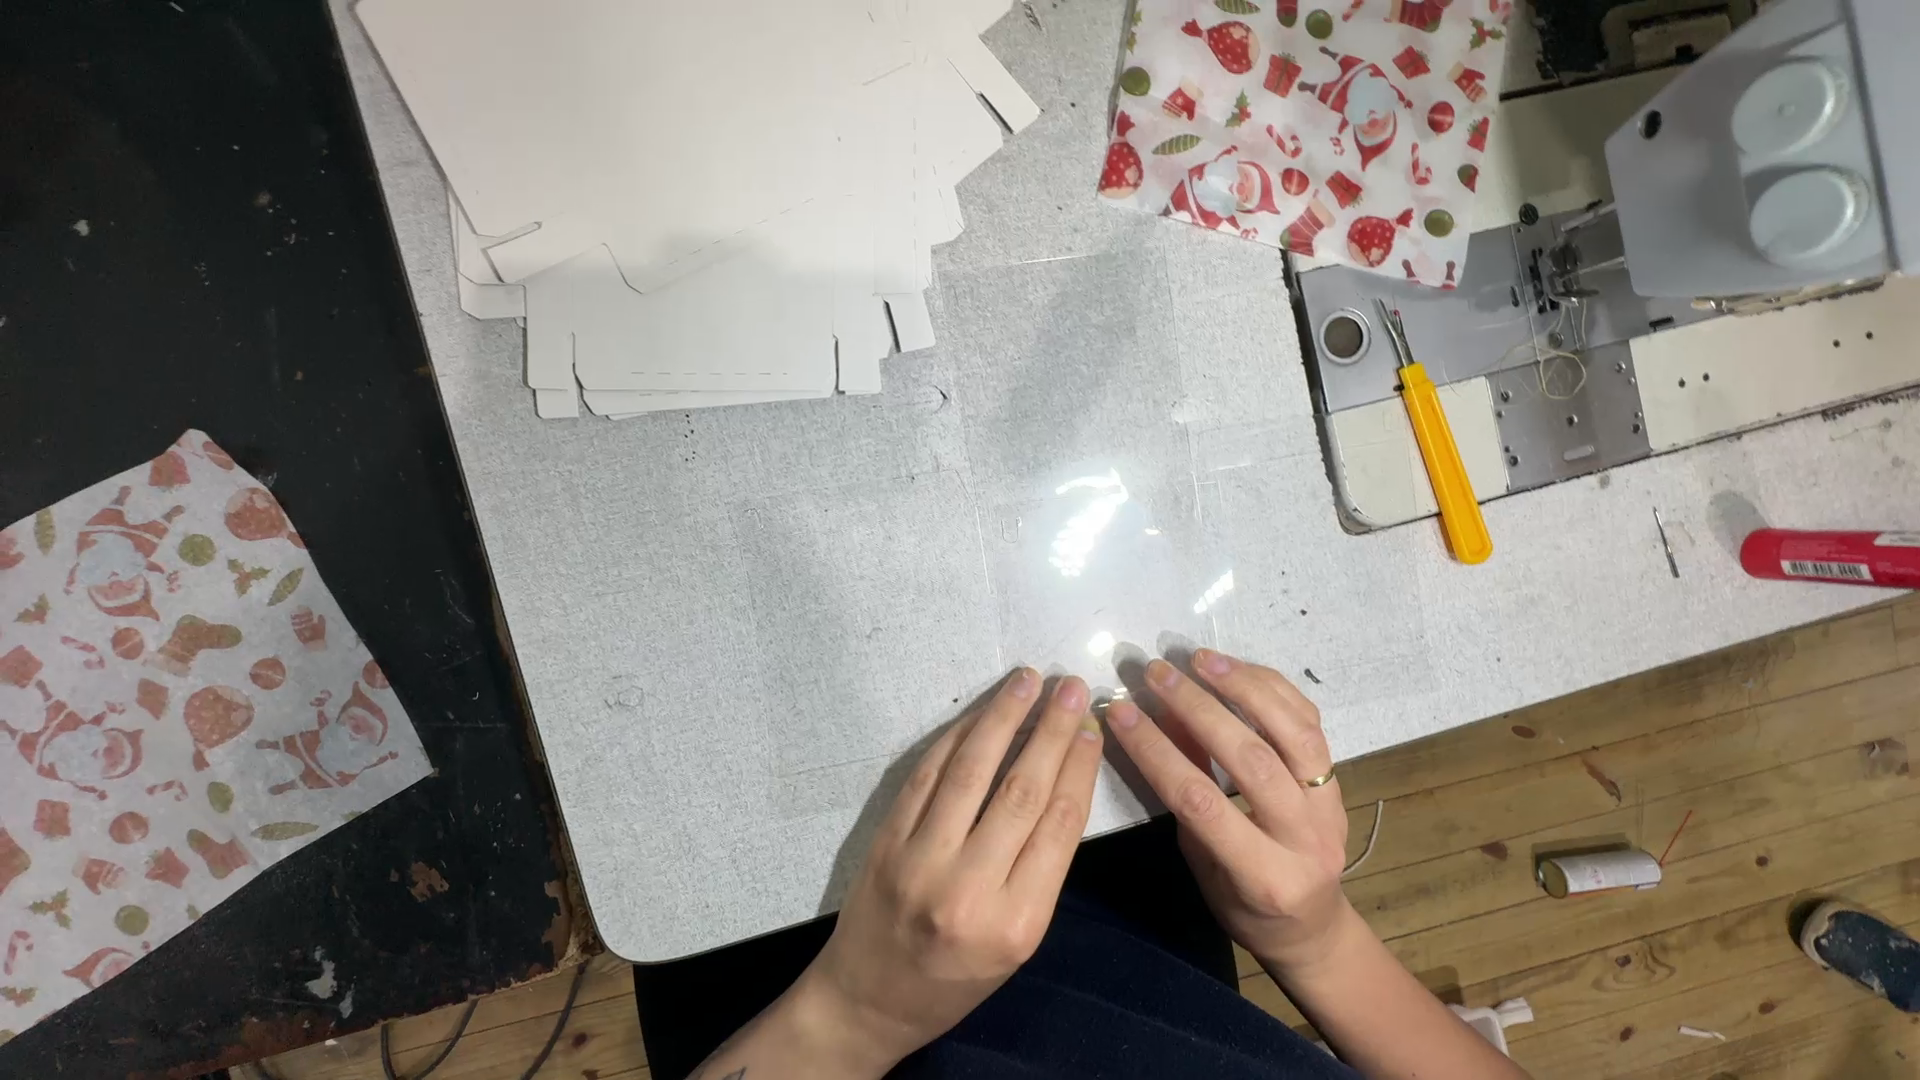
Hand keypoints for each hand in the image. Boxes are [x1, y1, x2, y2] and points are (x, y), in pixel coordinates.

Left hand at [795, 669, 1103, 1072]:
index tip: (1092, 728)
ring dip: (1003, 717)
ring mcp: (921, 859)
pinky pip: (928, 774)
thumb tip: (1062, 779)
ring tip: (1026, 681)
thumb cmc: (957, 979)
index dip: (1078, 767)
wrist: (868, 999)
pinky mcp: (887, 839)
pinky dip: (957, 737)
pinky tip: (980, 714)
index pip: (1058, 824)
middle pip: (1021, 789)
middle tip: (1070, 687)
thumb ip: (1040, 868)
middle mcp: (969, 888)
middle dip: (1051, 730)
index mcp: (1016, 923)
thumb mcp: (1017, 942)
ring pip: (972, 770)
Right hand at [1105, 650, 1351, 977]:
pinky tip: (1237, 667)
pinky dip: (1273, 687)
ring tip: (1201, 658)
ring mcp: (1331, 805)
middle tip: (1157, 673)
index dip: (1156, 751)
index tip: (1120, 712)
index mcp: (1264, 876)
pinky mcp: (1339, 779)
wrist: (1314, 927)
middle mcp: (1306, 837)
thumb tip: (1160, 722)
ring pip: (1292, 733)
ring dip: (1243, 687)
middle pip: (1250, 759)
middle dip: (1197, 708)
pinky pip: (1311, 722)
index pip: (1200, 800)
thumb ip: (1186, 797)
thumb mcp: (1201, 864)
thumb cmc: (1243, 905)